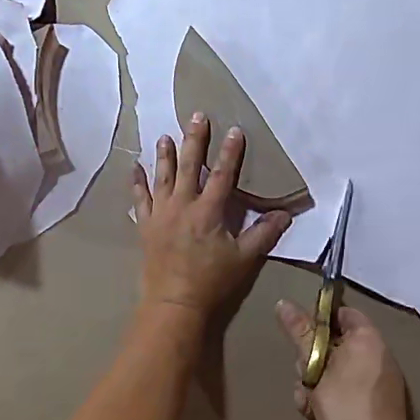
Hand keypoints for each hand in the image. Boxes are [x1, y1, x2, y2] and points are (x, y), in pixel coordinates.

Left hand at [132, 113, 291, 316]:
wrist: (173, 303)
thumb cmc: (211, 281)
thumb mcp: (244, 259)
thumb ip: (264, 234)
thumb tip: (286, 215)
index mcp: (208, 211)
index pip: (222, 174)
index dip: (229, 152)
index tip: (234, 130)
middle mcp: (182, 205)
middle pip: (187, 166)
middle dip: (193, 140)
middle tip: (195, 116)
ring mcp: (160, 214)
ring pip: (161, 177)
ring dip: (164, 155)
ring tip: (165, 135)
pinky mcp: (145, 226)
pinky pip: (139, 199)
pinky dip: (137, 183)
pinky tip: (134, 168)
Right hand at [277, 301, 416, 419]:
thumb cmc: (346, 407)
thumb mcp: (315, 367)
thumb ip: (300, 334)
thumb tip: (283, 302)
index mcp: (368, 338)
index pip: (341, 314)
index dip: (318, 323)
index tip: (300, 340)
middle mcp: (377, 355)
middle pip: (333, 345)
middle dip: (310, 362)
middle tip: (305, 379)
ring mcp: (376, 382)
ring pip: (333, 371)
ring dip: (314, 386)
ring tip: (309, 405)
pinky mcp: (373, 404)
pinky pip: (344, 391)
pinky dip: (329, 401)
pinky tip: (317, 418)